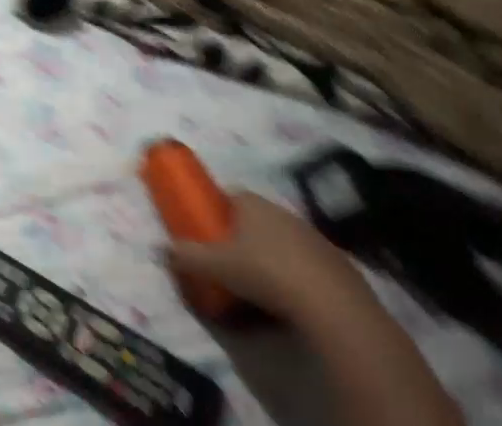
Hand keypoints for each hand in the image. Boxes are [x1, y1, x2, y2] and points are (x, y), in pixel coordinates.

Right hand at [166, 191, 370, 323]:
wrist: (332, 307)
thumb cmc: (264, 273)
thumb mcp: (212, 266)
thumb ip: (184, 255)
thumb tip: (161, 248)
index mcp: (254, 206)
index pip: (231, 194)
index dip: (216, 207)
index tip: (207, 226)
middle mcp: (286, 214)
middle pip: (258, 217)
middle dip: (242, 232)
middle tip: (227, 256)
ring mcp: (316, 239)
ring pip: (284, 240)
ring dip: (271, 253)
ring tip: (258, 280)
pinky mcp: (340, 266)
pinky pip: (307, 263)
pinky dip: (296, 274)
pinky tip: (288, 296)